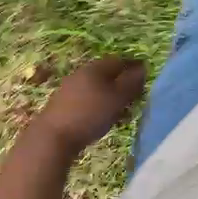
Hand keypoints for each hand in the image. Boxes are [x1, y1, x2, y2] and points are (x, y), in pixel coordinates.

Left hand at [33, 57, 147, 154]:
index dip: (134, 68)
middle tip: (135, 96)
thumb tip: (142, 68)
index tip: (145, 79)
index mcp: (95, 68)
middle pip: (106, 74)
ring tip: (121, 111)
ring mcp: (69, 89)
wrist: (52, 138)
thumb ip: (131, 83)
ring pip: (96, 87)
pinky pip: (87, 99)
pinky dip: (99, 105)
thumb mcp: (117, 98)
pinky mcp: (62, 105)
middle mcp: (81, 73)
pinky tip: (102, 118)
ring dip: (110, 96)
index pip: (119, 60)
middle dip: (122, 83)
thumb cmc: (90, 115)